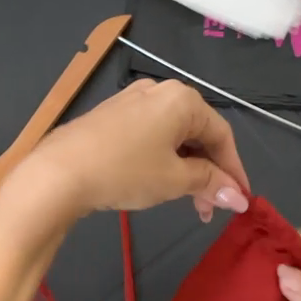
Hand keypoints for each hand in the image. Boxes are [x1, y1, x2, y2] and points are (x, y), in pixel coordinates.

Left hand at [16, 79, 250, 222]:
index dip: (234, 170)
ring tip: (187, 202)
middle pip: (198, 133)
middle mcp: (160, 91)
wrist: (59, 172)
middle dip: (209, 172)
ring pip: (174, 136)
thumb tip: (239, 196)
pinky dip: (164, 159)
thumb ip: (211, 183)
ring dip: (187, 169)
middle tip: (211, 208)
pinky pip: (152, 135)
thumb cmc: (125, 171)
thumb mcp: (174, 180)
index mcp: (182, 99)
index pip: (222, 135)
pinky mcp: (113, 114)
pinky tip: (160, 183)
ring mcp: (133, 100)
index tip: (240, 199)